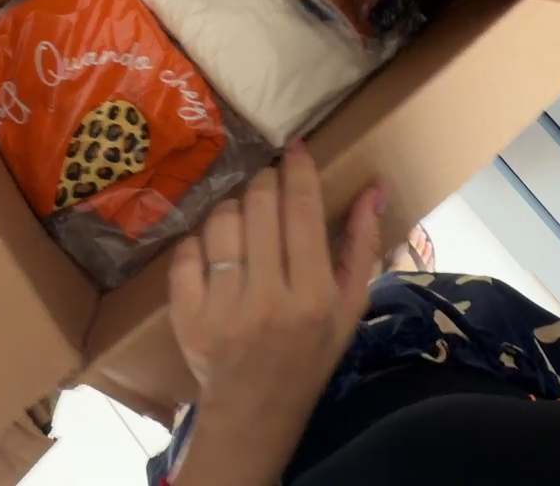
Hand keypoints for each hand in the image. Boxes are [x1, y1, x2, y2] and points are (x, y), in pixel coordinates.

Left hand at [167, 143, 384, 482]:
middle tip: (269, 185)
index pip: (303, 210)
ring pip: (222, 220)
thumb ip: (363, 245)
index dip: (299, 169)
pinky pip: (187, 249)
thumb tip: (374, 186)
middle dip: (265, 182)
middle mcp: (268, 299)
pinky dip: (199, 240)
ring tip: (243, 219)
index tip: (296, 148)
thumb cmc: (310, 354)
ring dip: (233, 207)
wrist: (255, 412)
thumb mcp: (349, 307)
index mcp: (314, 296)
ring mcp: (222, 308)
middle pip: (260, 205)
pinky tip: (216, 251)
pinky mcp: (186, 315)